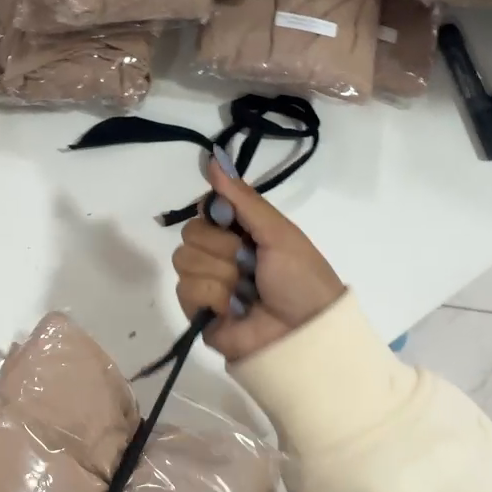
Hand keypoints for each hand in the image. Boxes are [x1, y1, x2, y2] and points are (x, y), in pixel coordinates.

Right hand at [173, 159, 345, 361]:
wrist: (306, 333)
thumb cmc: (301, 279)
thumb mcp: (278, 232)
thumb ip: (242, 198)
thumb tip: (213, 158)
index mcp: (241, 234)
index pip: (206, 209)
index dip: (216, 213)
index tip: (231, 221)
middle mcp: (220, 255)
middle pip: (191, 232)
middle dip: (223, 248)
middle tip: (249, 264)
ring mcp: (207, 284)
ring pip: (185, 259)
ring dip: (221, 274)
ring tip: (245, 293)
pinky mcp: (198, 311)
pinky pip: (186, 289)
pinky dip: (213, 297)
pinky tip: (233, 309)